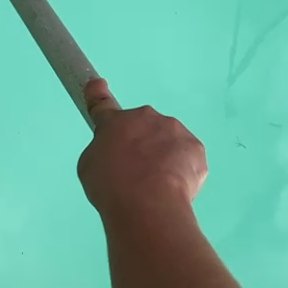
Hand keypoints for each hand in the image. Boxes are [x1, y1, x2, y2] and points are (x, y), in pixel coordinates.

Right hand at [77, 79, 207, 224]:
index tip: (96, 84)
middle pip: (142, 127)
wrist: (147, 203)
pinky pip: (185, 158)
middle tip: (131, 171)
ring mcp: (176, 132)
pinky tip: (170, 187)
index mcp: (116, 123)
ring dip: (161, 157)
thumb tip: (116, 151)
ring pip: (167, 141)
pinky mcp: (197, 150)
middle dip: (138, 143)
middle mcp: (148, 118)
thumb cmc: (110, 185)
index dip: (97, 94)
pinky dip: (179, 170)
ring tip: (152, 185)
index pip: (103, 105)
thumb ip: (103, 151)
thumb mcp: (90, 167)